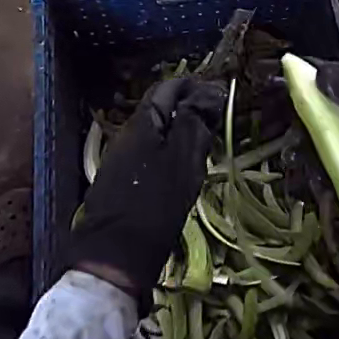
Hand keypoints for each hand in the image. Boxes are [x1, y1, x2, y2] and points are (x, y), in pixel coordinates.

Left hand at [67, 77, 226, 306]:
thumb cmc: (156, 201)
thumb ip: (195, 120)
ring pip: (158, 131)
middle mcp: (128, 133)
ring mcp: (123, 157)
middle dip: (190, 107)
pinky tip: (187, 164)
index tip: (221, 95)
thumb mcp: (184, 157)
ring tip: (208, 141)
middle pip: (162, 108)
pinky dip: (172, 149)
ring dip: (183, 129)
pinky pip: (153, 151)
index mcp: (142, 122)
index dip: (196, 85)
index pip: (169, 86)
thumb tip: (209, 91)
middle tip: (219, 120)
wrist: (117, 253)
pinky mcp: (123, 178)